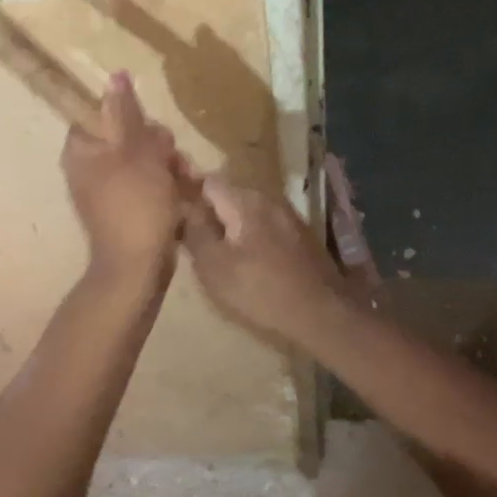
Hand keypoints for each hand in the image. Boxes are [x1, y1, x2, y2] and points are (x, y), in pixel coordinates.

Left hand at [62, 73, 186, 277]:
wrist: (137, 268)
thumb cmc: (136, 205)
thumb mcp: (135, 152)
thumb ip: (125, 112)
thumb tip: (114, 75)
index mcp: (81, 149)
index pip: (107, 114)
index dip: (135, 120)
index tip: (152, 136)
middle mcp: (88, 167)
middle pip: (130, 136)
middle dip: (159, 147)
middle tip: (172, 162)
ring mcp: (106, 190)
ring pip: (145, 160)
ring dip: (169, 167)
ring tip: (184, 183)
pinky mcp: (124, 209)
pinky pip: (147, 185)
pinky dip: (165, 188)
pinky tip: (183, 196)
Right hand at [183, 174, 345, 342]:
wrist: (323, 315)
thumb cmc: (260, 291)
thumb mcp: (213, 265)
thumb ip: (195, 230)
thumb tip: (183, 205)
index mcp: (245, 200)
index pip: (207, 181)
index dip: (187, 194)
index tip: (174, 215)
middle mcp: (269, 198)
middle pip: (229, 195)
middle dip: (209, 212)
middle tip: (191, 240)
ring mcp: (289, 216)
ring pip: (248, 212)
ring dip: (231, 227)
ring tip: (218, 254)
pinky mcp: (302, 237)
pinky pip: (266, 227)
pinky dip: (251, 238)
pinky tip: (248, 263)